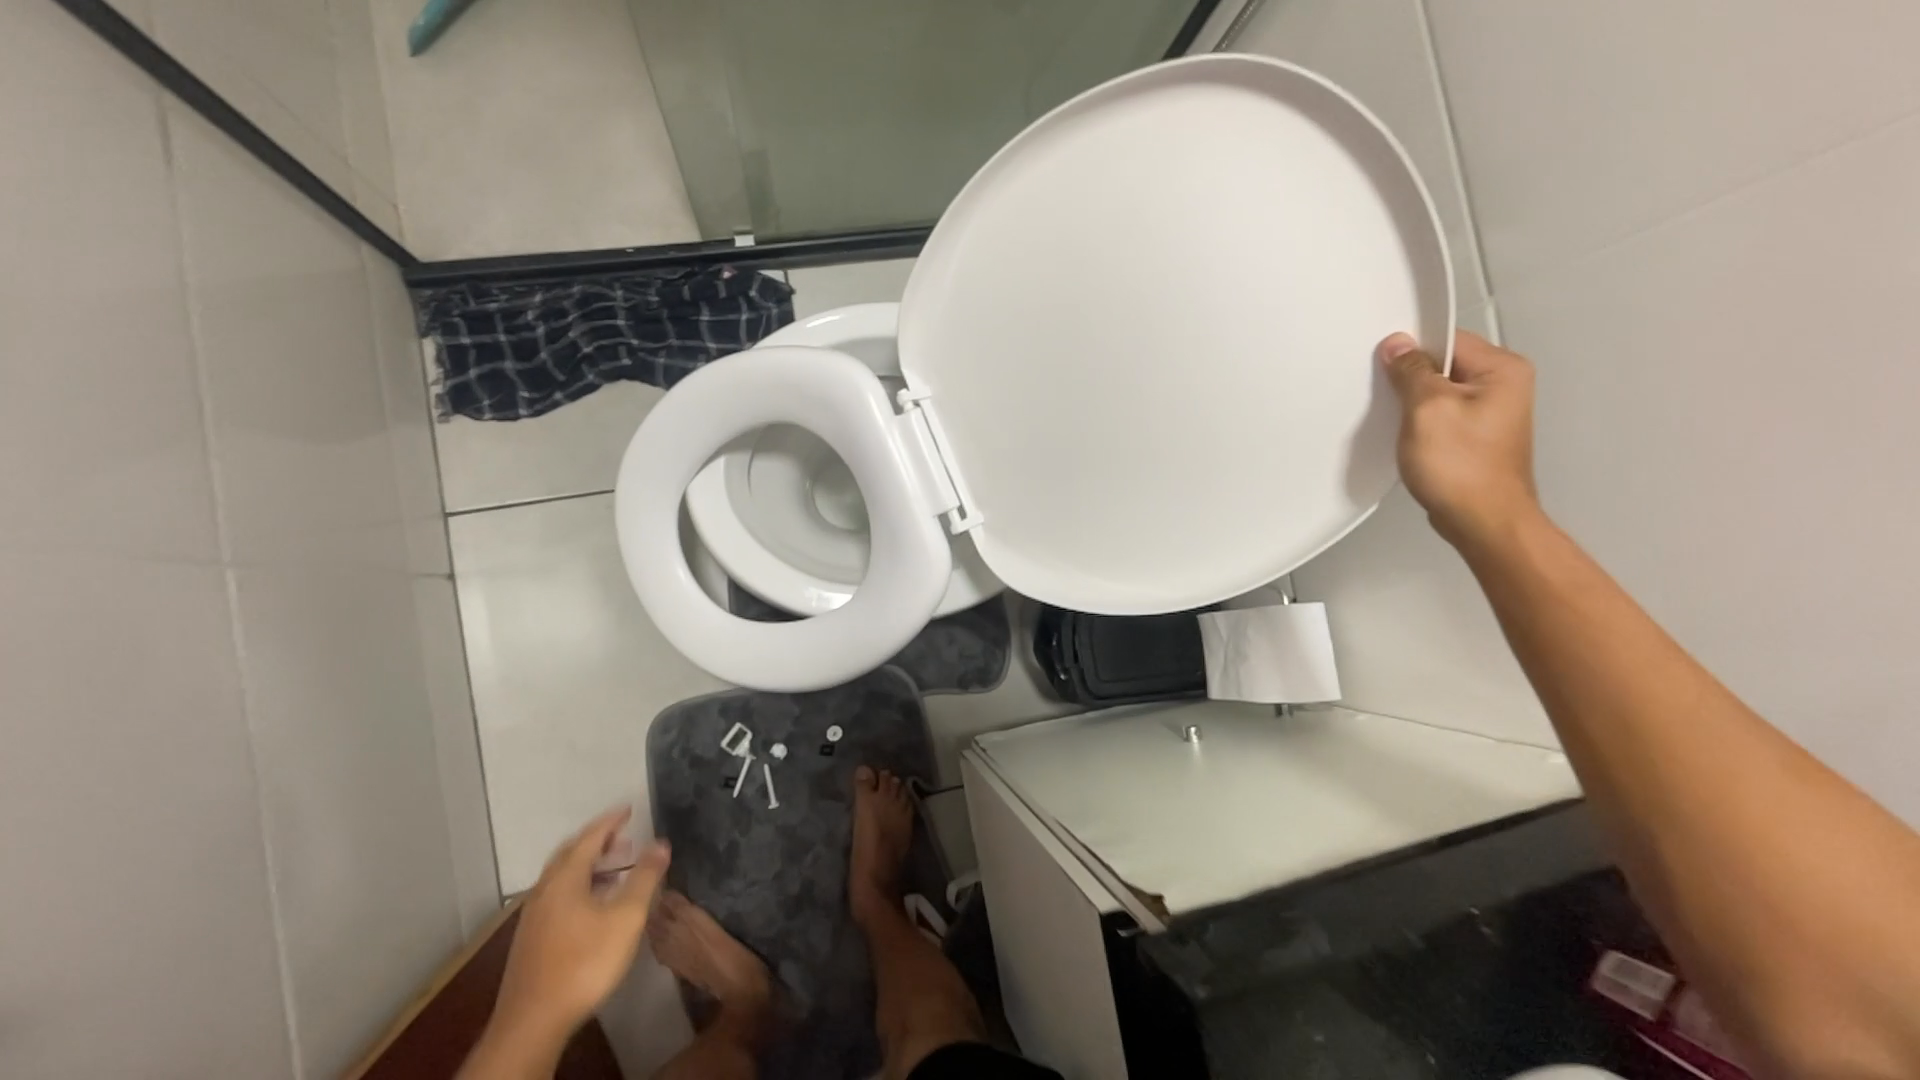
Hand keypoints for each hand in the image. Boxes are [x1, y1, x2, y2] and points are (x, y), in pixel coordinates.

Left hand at [492, 808, 669, 1045]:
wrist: (533, 1020)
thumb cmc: (585, 962)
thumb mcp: (626, 918)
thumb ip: (645, 878)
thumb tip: (660, 843)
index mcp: (565, 878)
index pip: (590, 837)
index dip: (611, 821)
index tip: (629, 808)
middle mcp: (544, 890)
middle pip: (571, 854)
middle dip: (598, 842)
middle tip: (624, 838)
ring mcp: (534, 915)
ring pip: (563, 878)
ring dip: (590, 866)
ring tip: (616, 869)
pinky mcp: (532, 938)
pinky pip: (559, 896)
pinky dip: (580, 886)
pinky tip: (595, 906)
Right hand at [1378, 330, 1540, 548]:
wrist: (1483, 522)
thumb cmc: (1459, 466)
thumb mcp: (1427, 409)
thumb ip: (1411, 372)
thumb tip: (1398, 344)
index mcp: (1502, 369)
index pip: (1448, 339)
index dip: (1412, 348)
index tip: (1381, 364)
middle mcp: (1504, 385)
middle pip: (1445, 364)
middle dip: (1411, 376)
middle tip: (1382, 391)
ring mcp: (1491, 413)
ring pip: (1441, 391)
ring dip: (1414, 401)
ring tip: (1393, 415)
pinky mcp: (1476, 437)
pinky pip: (1443, 414)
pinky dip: (1421, 421)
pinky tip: (1405, 434)